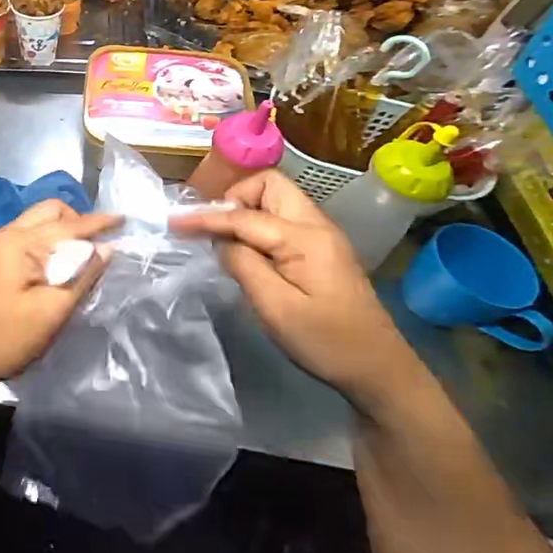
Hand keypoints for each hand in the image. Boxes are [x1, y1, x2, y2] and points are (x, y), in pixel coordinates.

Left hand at [0, 201, 118, 401]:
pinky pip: (30, 234)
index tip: (125, 220)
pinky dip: (50, 239)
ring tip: (84, 253)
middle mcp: (7, 234)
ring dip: (64, 229)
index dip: (99, 223)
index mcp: (20, 243)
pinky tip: (61, 261)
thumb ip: (83, 277)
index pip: (69, 225)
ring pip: (40, 220)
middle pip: (51, 210)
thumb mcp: (51, 312)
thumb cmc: (5, 339)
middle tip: (100, 243)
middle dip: (79, 220)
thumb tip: (108, 249)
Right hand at [172, 171, 420, 411]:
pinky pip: (285, 217)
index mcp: (305, 237)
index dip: (206, 217)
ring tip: (228, 241)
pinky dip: (261, 223)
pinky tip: (251, 252)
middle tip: (214, 232)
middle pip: (269, 184)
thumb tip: (221, 241)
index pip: (245, 215)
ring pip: (278, 198)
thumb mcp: (276, 310)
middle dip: (235, 198)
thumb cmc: (327, 342)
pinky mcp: (324, 248)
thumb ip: (244, 266)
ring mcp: (323, 234)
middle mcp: (316, 224)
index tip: (173, 222)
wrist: (379, 368)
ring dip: (248, 210)